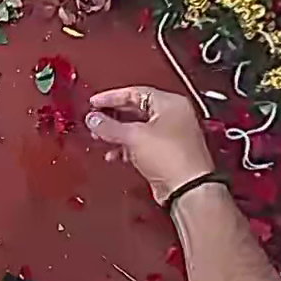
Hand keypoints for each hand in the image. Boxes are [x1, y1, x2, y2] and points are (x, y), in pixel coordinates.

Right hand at [85, 86, 215, 203]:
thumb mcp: (133, 136)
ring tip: (101, 137)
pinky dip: (127, 147)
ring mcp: (172, 135)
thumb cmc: (173, 158)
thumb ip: (109, 126)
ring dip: (118, 133)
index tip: (96, 102)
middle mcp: (174, 116)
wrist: (187, 188)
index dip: (112, 97)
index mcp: (170, 103)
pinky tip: (115, 154)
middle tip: (96, 119)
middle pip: (136, 110)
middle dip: (113, 116)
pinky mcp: (168, 154)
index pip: (136, 92)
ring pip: (138, 129)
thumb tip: (94, 119)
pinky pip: (143, 145)